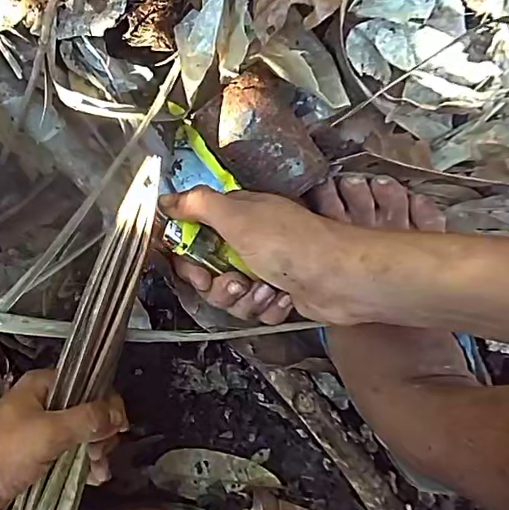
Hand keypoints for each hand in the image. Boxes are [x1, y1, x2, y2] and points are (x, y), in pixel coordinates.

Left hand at [0, 369, 126, 509]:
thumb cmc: (1, 454)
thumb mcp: (48, 432)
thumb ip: (86, 420)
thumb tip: (117, 414)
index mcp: (40, 385)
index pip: (86, 383)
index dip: (106, 404)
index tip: (116, 428)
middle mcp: (40, 402)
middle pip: (86, 410)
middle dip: (101, 433)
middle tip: (102, 455)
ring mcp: (37, 429)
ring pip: (79, 434)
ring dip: (94, 452)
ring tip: (98, 473)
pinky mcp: (35, 455)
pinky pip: (68, 453)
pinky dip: (82, 465)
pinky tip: (90, 479)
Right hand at [160, 187, 383, 325]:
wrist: (341, 279)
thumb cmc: (292, 243)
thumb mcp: (236, 215)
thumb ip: (196, 204)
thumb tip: (167, 199)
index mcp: (234, 217)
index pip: (192, 237)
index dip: (186, 257)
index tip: (193, 267)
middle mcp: (246, 241)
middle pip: (206, 272)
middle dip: (217, 284)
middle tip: (233, 281)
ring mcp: (262, 268)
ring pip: (229, 295)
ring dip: (245, 297)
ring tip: (265, 287)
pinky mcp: (277, 294)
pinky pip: (254, 310)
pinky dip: (266, 307)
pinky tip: (282, 296)